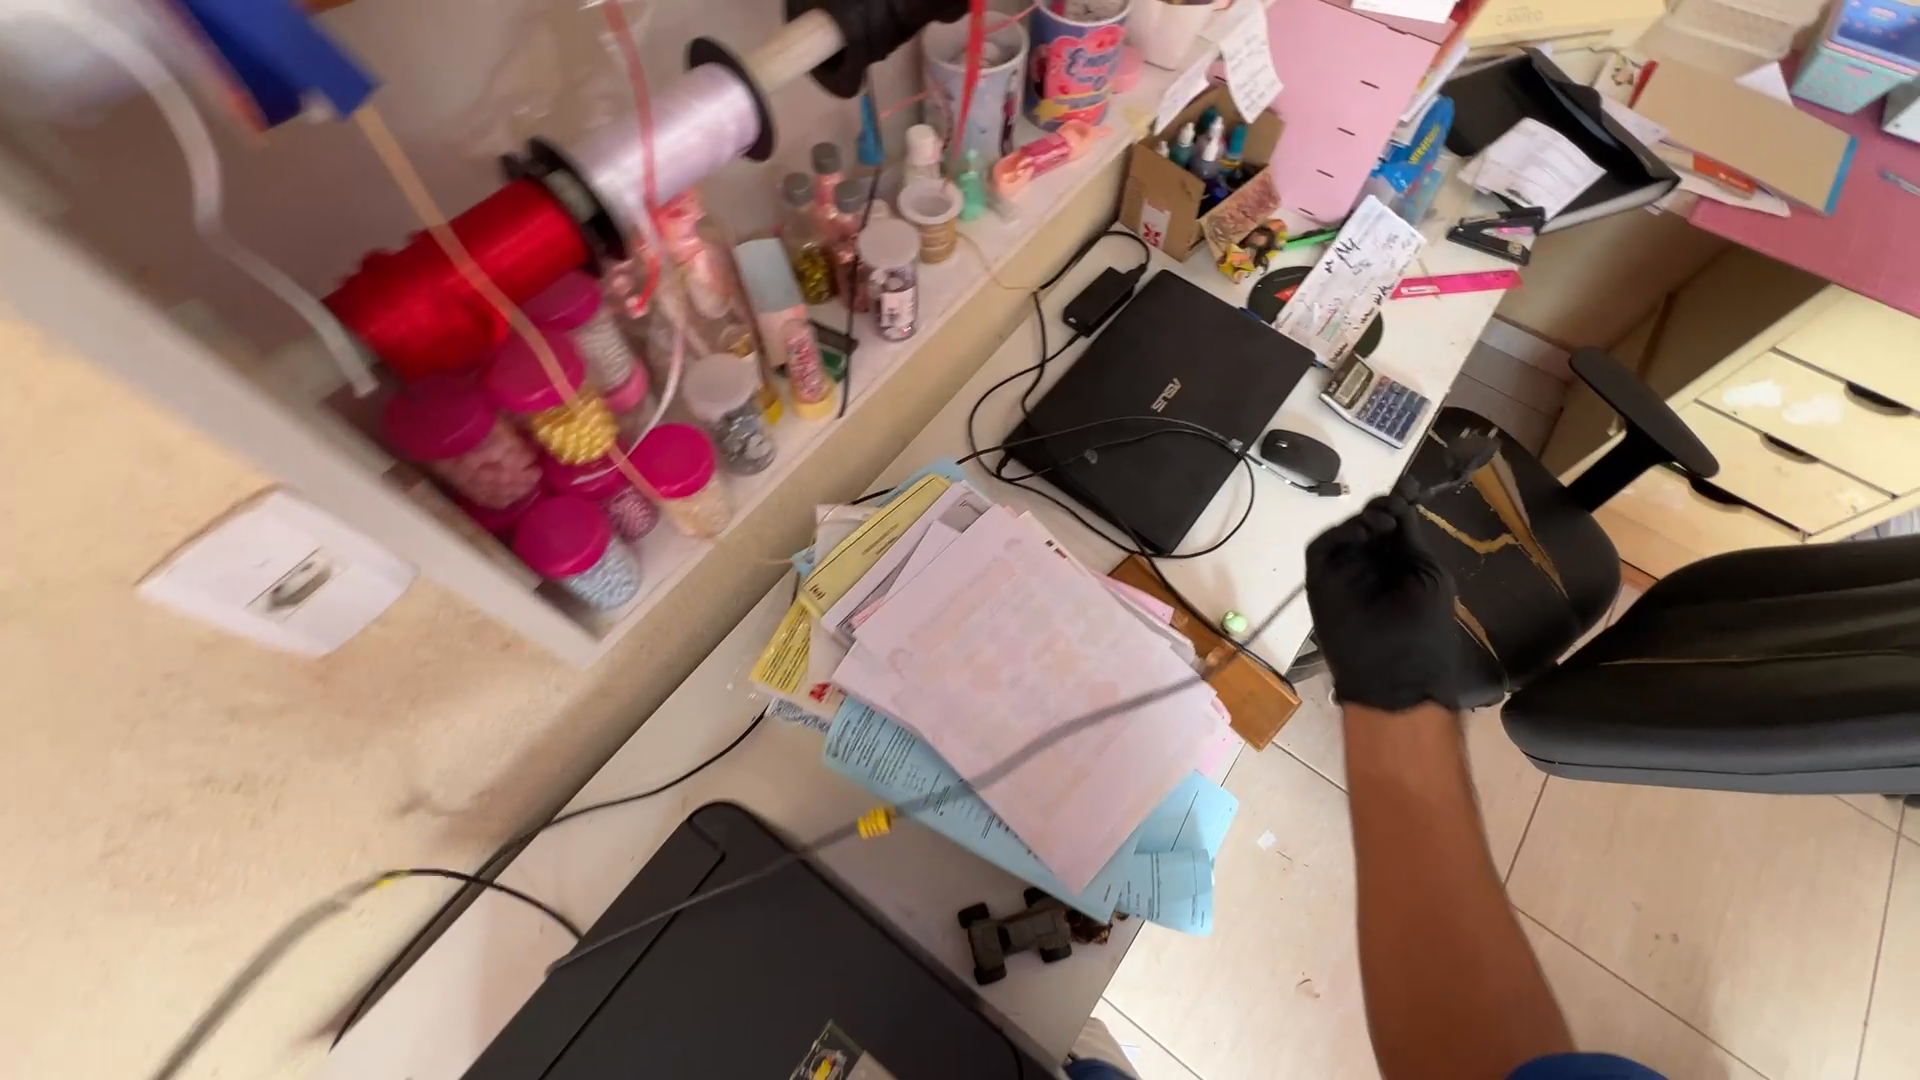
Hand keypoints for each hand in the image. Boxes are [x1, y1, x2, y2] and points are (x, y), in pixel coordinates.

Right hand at [1304, 492, 1459, 712]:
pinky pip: (1321, 548)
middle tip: (1395, 502)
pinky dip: (1339, 535)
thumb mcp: (1426, 575)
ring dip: (1364, 520)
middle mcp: (1367, 566)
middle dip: (1382, 508)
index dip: (1399, 505)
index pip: (1393, 527)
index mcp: (1397, 566)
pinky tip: (1364, 534)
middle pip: (1367, 524)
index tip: (1410, 487)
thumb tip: (1401, 504)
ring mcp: (1341, 573)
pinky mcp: (1320, 581)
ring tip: (1383, 525)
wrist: (1395, 673)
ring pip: (1343, 532)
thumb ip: (1410, 539)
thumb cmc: (1423, 628)